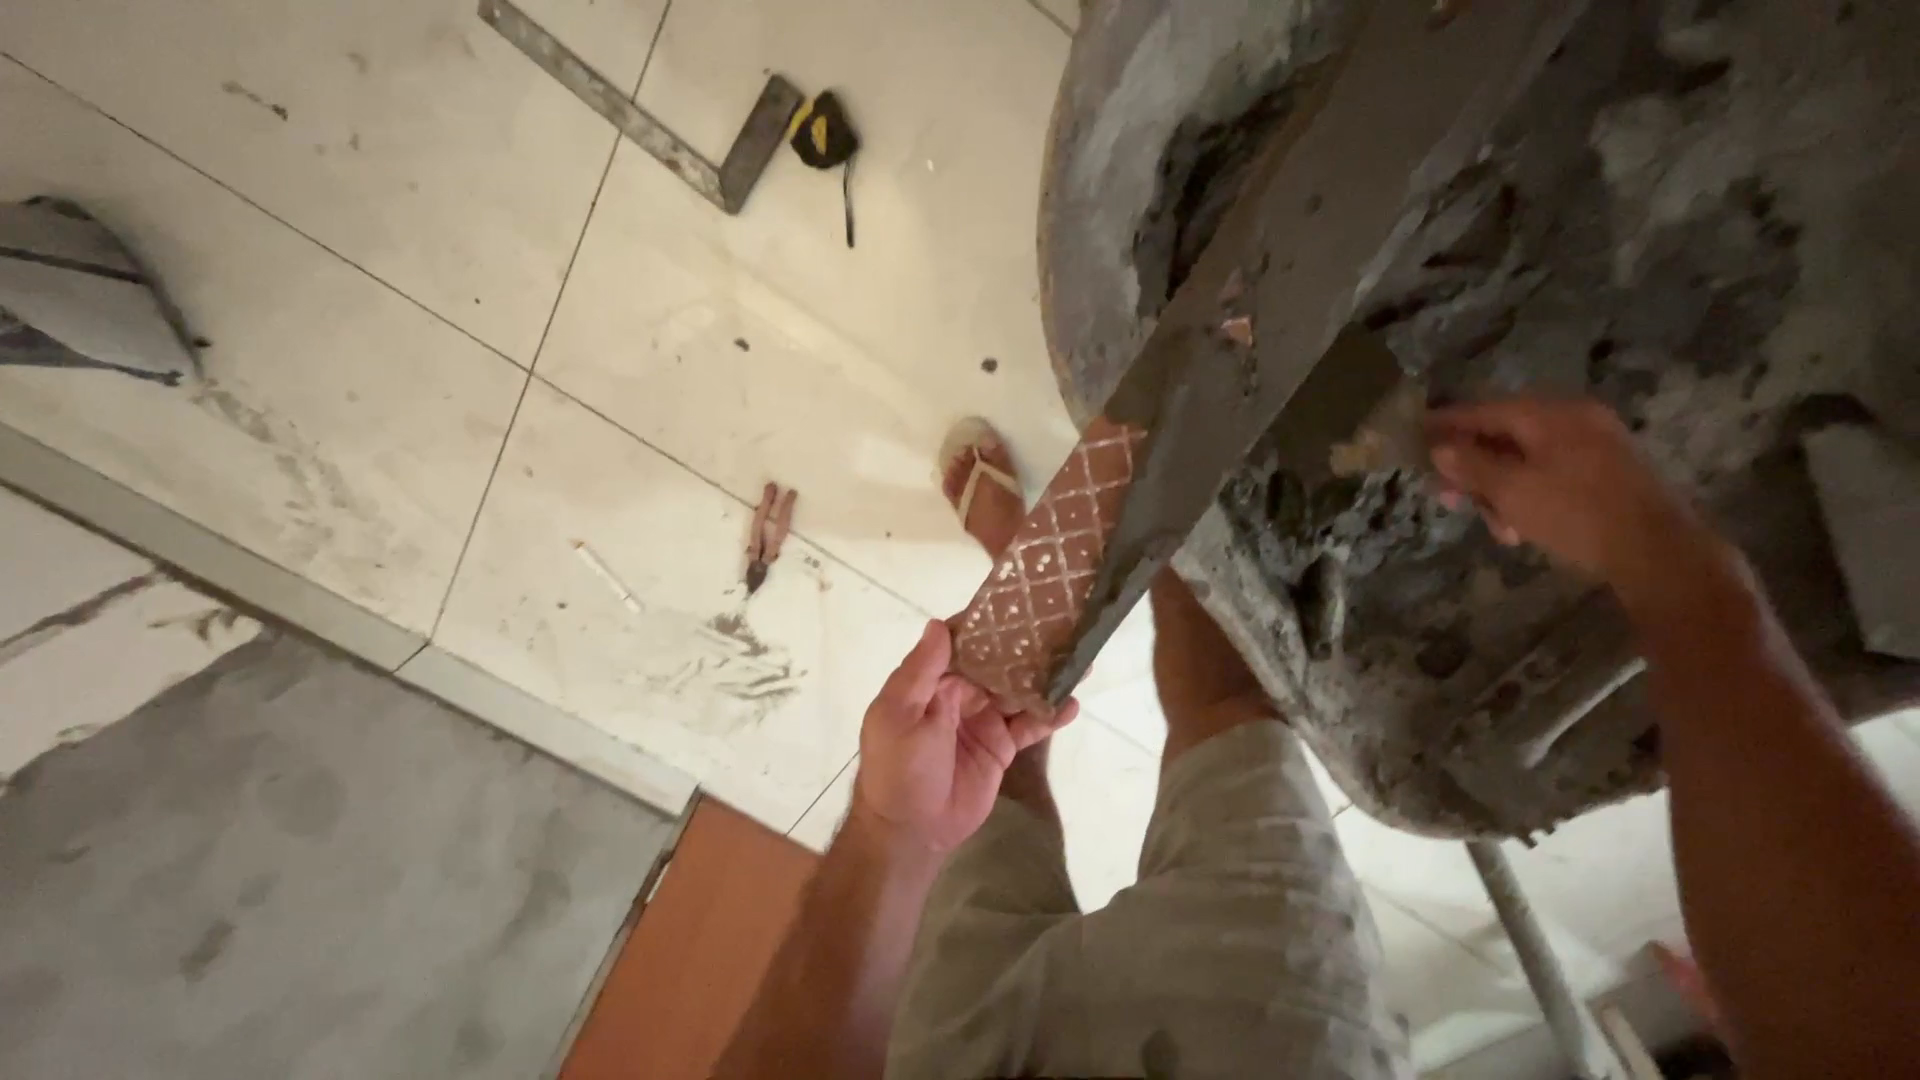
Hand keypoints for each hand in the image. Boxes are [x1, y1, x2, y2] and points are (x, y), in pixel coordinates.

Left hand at [850, 620, 1078, 854]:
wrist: (911, 830)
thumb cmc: (899, 767)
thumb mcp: (899, 714)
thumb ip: (921, 670)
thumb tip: (939, 623)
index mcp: (931, 681)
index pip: (960, 642)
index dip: (985, 623)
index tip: (1016, 601)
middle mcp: (959, 694)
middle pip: (996, 663)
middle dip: (1025, 646)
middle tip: (1062, 626)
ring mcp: (982, 720)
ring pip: (1018, 690)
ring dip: (1045, 677)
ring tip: (1080, 660)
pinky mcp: (1001, 747)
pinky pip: (1029, 725)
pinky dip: (1050, 715)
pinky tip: (1073, 704)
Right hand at [1425, 398, 1720, 593]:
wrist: (1656, 550)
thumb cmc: (1574, 513)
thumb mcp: (1510, 490)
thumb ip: (1471, 465)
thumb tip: (1440, 447)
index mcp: (1550, 415)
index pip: (1483, 410)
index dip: (1446, 423)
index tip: (1415, 433)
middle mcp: (1574, 419)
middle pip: (1503, 436)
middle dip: (1472, 467)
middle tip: (1447, 496)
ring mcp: (1594, 444)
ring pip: (1524, 459)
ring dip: (1498, 489)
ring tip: (1492, 524)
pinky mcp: (1604, 471)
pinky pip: (1548, 472)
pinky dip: (1525, 493)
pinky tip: (1518, 526)